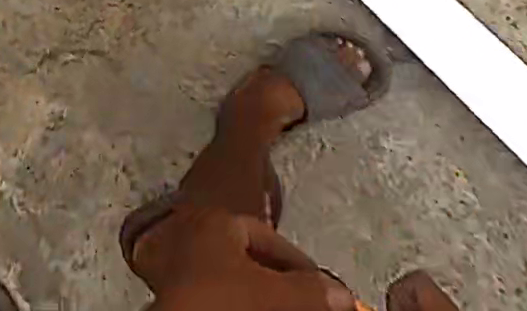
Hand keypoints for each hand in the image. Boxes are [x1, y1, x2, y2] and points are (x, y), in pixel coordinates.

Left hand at [133, 206, 356, 310]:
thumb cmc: (220, 303)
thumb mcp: (270, 296)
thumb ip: (308, 291)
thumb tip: (344, 294)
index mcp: (218, 224)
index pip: (269, 237)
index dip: (300, 264)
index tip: (326, 291)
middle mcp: (199, 238)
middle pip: (254, 261)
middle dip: (285, 286)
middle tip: (311, 305)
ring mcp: (187, 270)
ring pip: (239, 284)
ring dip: (267, 298)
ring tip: (290, 308)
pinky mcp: (182, 298)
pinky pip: (222, 296)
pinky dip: (245, 302)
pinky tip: (258, 308)